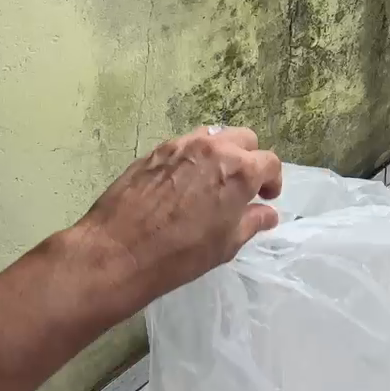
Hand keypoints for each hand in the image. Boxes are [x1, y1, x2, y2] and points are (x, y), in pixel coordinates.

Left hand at [63, 126, 282, 320]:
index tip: (265, 197)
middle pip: (245, 139)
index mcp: (240, 170)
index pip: (270, 162)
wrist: (117, 252)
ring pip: (214, 136)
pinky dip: (192, 158)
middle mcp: (215, 148)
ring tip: (211, 179)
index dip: (272, 180)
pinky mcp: (155, 151)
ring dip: (221, 153)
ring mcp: (182, 145)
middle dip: (249, 159)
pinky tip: (181, 184)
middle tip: (241, 186)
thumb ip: (252, 222)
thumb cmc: (180, 254)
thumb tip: (267, 213)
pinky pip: (184, 146)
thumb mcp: (226, 245)